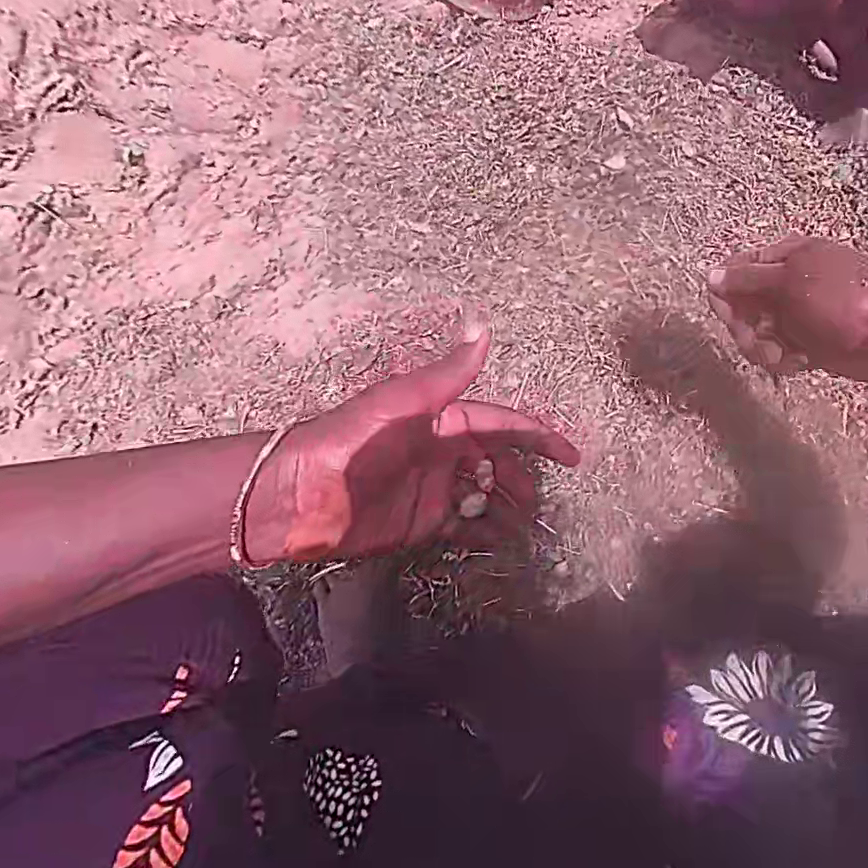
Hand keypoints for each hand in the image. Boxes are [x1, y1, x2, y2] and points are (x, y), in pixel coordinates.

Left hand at [247, 322, 579, 561]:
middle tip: (538, 500)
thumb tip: (483, 328)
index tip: (570, 455)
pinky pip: (463, 526)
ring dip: (508, 505)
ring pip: (486, 495)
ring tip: (526, 521)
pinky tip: (500, 539)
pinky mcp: (420, 522)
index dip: (539, 437)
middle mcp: (444, 452)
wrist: (297, 497)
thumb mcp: (403, 402)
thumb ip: (448, 374)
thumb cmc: (353, 441)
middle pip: (499, 462)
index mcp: (444, 421)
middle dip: (524, 477)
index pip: (503, 426)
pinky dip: (484, 532)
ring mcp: (434, 489)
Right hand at [706, 237, 867, 383]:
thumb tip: (709, 276)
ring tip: (785, 355)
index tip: (732, 316)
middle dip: (745, 329)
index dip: (725, 297)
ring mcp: (795, 316)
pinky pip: (776, 353)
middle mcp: (784, 285)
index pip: (732, 273)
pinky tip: (801, 362)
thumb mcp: (790, 280)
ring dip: (763, 349)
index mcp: (782, 258)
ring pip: (755, 334)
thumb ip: (746, 279)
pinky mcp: (805, 343)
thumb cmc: (842, 297)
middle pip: (739, 308)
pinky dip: (783, 360)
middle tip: (762, 340)